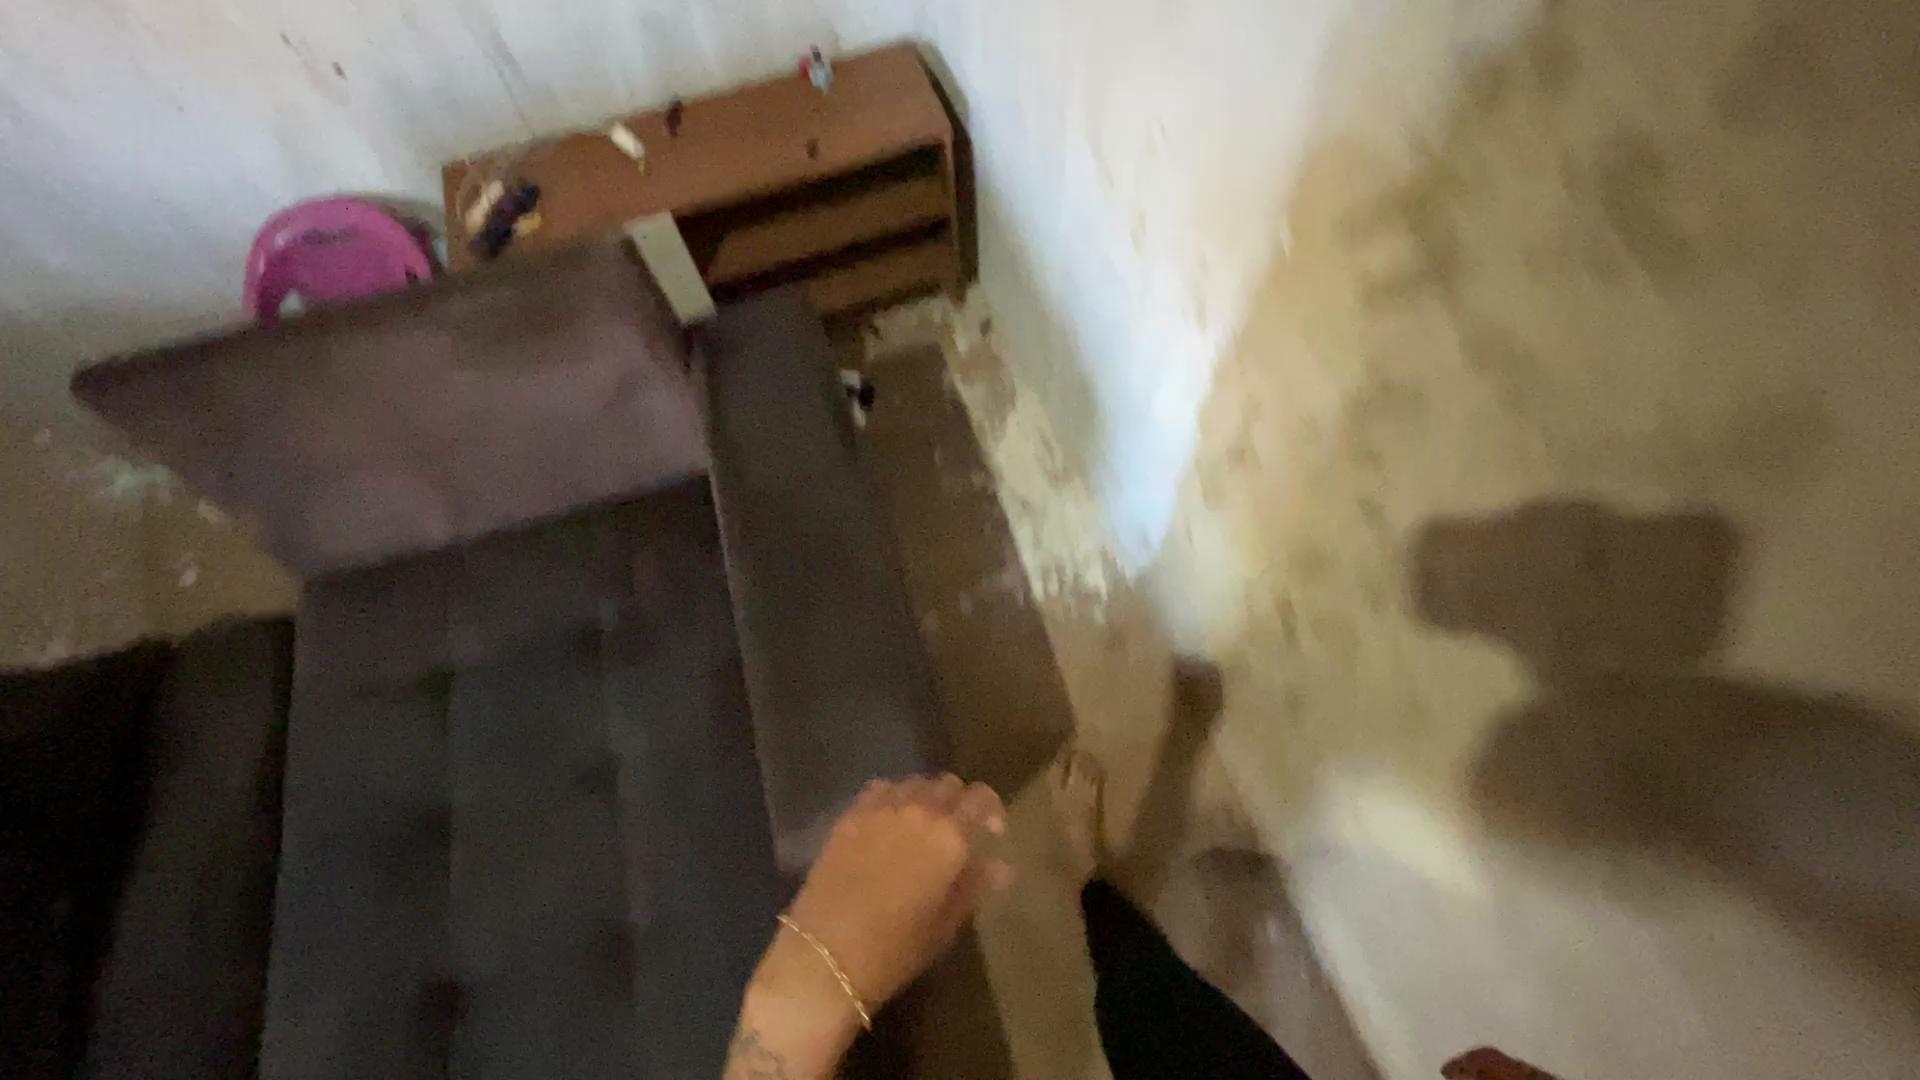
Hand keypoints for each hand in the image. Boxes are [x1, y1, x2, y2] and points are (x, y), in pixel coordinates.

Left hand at [725, 775, 1010, 1079]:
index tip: (992, 832)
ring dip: (926, 797)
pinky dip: (893, 797)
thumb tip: (1001, 866)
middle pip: (947, 784)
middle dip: (958, 802)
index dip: (991, 810)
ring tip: (923, 825)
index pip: (980, 798)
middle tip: (958, 830)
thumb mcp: (945, 924)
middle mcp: (919, 810)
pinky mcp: (851, 814)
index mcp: (950, 836)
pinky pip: (881, 789)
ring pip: (914, 783)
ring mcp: (881, 808)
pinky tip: (891, 821)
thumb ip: (974, 885)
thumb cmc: (895, 949)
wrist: (826, 955)